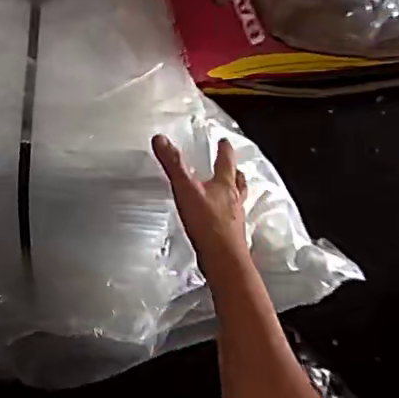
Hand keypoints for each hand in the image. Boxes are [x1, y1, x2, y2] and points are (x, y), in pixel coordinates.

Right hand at [153, 135, 251, 286]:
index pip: (226, 163)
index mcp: (225, 186)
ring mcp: (234, 217)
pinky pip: (231, 215)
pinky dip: (227, 209)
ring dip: (235, 191)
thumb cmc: (207, 222)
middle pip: (237, 182)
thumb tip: (161, 138)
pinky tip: (220, 214)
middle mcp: (233, 199)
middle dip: (235, 172)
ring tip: (231, 189)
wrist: (223, 259)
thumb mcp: (185, 189)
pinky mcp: (231, 232)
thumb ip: (173, 164)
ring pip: (237, 198)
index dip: (225, 151)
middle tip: (233, 166)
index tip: (224, 141)